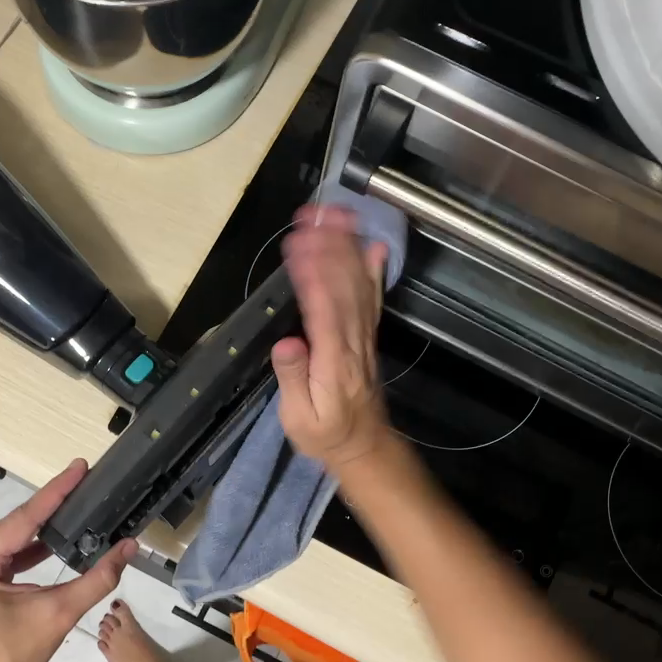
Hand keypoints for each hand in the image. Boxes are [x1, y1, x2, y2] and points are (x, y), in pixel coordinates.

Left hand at [0, 459, 135, 661]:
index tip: (78, 466)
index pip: (22, 519)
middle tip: (83, 484)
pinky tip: (51, 543)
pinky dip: (25, 553)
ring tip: (74, 509)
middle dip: (49, 509)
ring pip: (6, 542)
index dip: (55, 492)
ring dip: (38, 532)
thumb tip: (130, 548)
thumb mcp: (59, 614)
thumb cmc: (13, 660)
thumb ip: (97, 578)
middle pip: (12, 527)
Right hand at [272, 204, 390, 472]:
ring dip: (349, 249)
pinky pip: (372, 302)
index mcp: (332, 361)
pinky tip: (374, 248)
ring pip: (359, 287)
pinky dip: (374, 273)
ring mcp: (363, 339)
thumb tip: (287, 342)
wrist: (363, 448)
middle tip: (316, 213)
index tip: (299, 241)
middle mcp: (352, 343)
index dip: (312, 272)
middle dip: (330, 247)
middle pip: (344, 287)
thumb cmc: (325, 436)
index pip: (323, 307)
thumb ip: (293, 379)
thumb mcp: (299, 418)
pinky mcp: (367, 340)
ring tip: (339, 216)